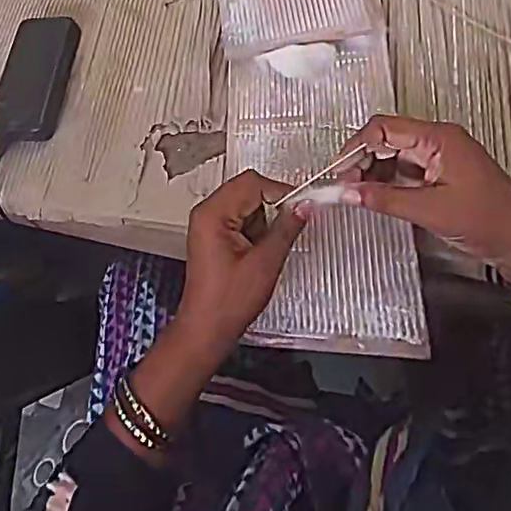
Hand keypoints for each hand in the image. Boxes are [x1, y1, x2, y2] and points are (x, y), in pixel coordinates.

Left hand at [173, 170, 309, 346]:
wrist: (207, 327)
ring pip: (245, 202)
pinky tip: (260, 250)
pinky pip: (240, 217)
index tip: (302, 205)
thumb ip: (286, 229)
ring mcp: (207, 223)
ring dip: (265, 218)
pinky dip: (256, 227)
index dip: (280, 191)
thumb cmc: (227, 301)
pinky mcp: (213, 234)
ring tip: (268, 247)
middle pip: (247, 188)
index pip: (251, 183)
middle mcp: (206, 213)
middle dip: (273, 205)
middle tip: (291, 224)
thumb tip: (304, 206)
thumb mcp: (265, 262)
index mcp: (212, 214)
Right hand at [336, 115, 510, 294]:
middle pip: (384, 138)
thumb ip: (384, 199)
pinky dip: (385, 181)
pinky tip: (375, 196)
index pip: (383, 128)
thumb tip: (348, 192)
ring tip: (357, 194)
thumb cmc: (491, 221)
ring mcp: (438, 156)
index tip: (340, 171)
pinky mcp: (438, 173)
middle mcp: (437, 141)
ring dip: (371, 171)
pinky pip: (402, 168)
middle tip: (344, 186)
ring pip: (391, 154)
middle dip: (360, 160)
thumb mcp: (430, 210)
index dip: (356, 147)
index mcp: (438, 138)